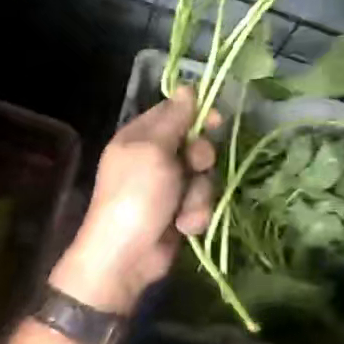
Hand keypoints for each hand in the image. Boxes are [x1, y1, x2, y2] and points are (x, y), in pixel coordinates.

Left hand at [49, 88, 217, 314]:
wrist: (127, 256)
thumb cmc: (136, 196)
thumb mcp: (153, 151)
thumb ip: (174, 120)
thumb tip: (187, 87)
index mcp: (139, 136)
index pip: (174, 111)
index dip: (197, 114)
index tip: (216, 120)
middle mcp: (153, 157)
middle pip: (195, 144)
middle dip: (200, 159)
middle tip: (195, 166)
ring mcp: (167, 186)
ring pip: (203, 177)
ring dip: (198, 195)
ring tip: (182, 212)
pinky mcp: (178, 211)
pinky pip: (201, 202)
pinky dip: (195, 215)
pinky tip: (183, 227)